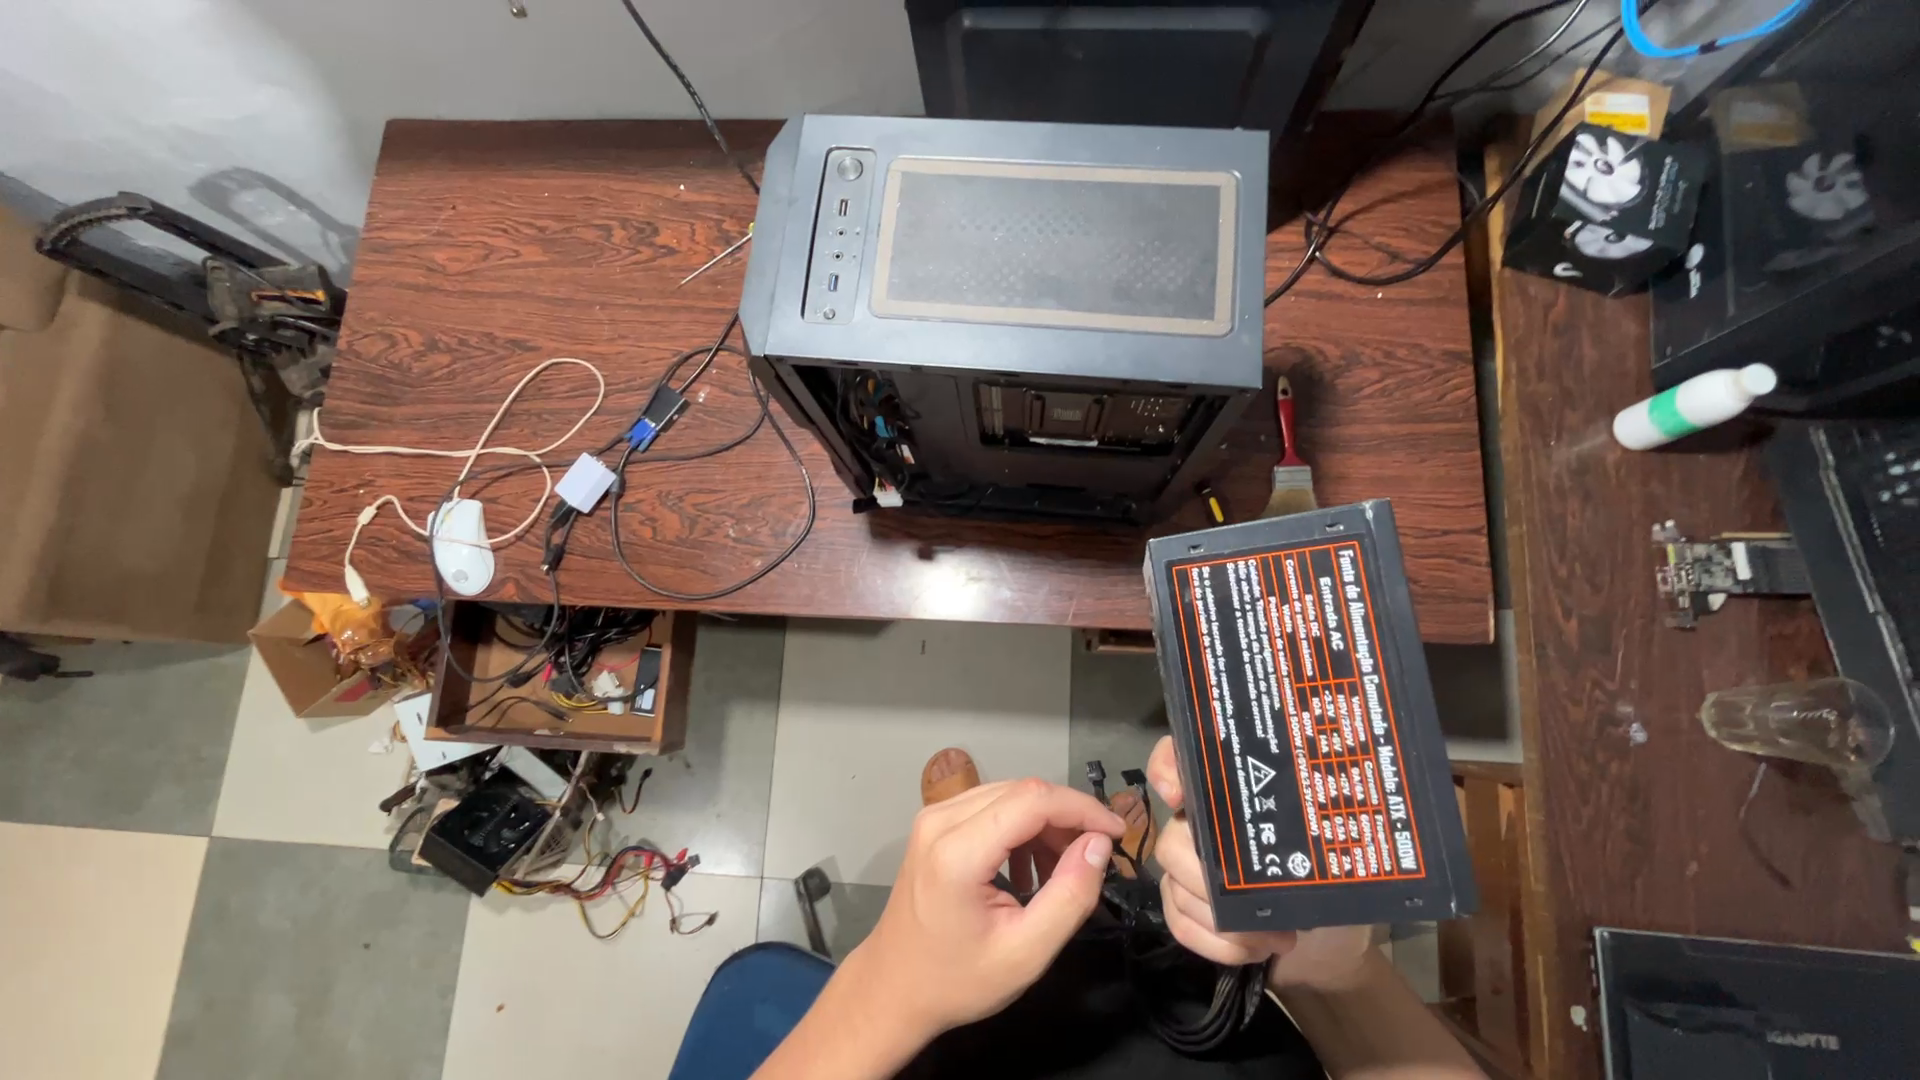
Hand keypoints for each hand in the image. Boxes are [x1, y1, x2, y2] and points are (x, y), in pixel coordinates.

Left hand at [843, 778, 1125, 1041]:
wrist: (892, 988)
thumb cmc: (957, 980)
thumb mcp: (1026, 953)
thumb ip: (1070, 896)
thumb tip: (1099, 845)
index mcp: (958, 852)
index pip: (1033, 800)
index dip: (1082, 808)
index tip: (1117, 834)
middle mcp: (941, 819)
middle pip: (1022, 791)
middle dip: (1068, 816)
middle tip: (1095, 857)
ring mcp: (933, 816)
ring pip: (1008, 793)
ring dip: (1046, 822)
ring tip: (1063, 870)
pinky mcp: (934, 823)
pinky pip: (990, 805)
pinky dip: (1021, 826)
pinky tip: (1028, 870)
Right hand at [1146, 735, 1373, 991]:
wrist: (1337, 942)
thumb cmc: (1333, 879)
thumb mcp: (1331, 845)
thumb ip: (1313, 825)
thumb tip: (1310, 817)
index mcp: (1230, 792)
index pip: (1177, 759)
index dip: (1164, 770)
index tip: (1177, 796)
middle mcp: (1198, 822)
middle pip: (1171, 841)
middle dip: (1207, 879)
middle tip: (1252, 900)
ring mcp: (1187, 867)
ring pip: (1174, 886)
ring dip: (1222, 920)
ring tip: (1275, 935)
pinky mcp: (1186, 908)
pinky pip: (1178, 922)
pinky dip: (1215, 943)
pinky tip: (1252, 950)